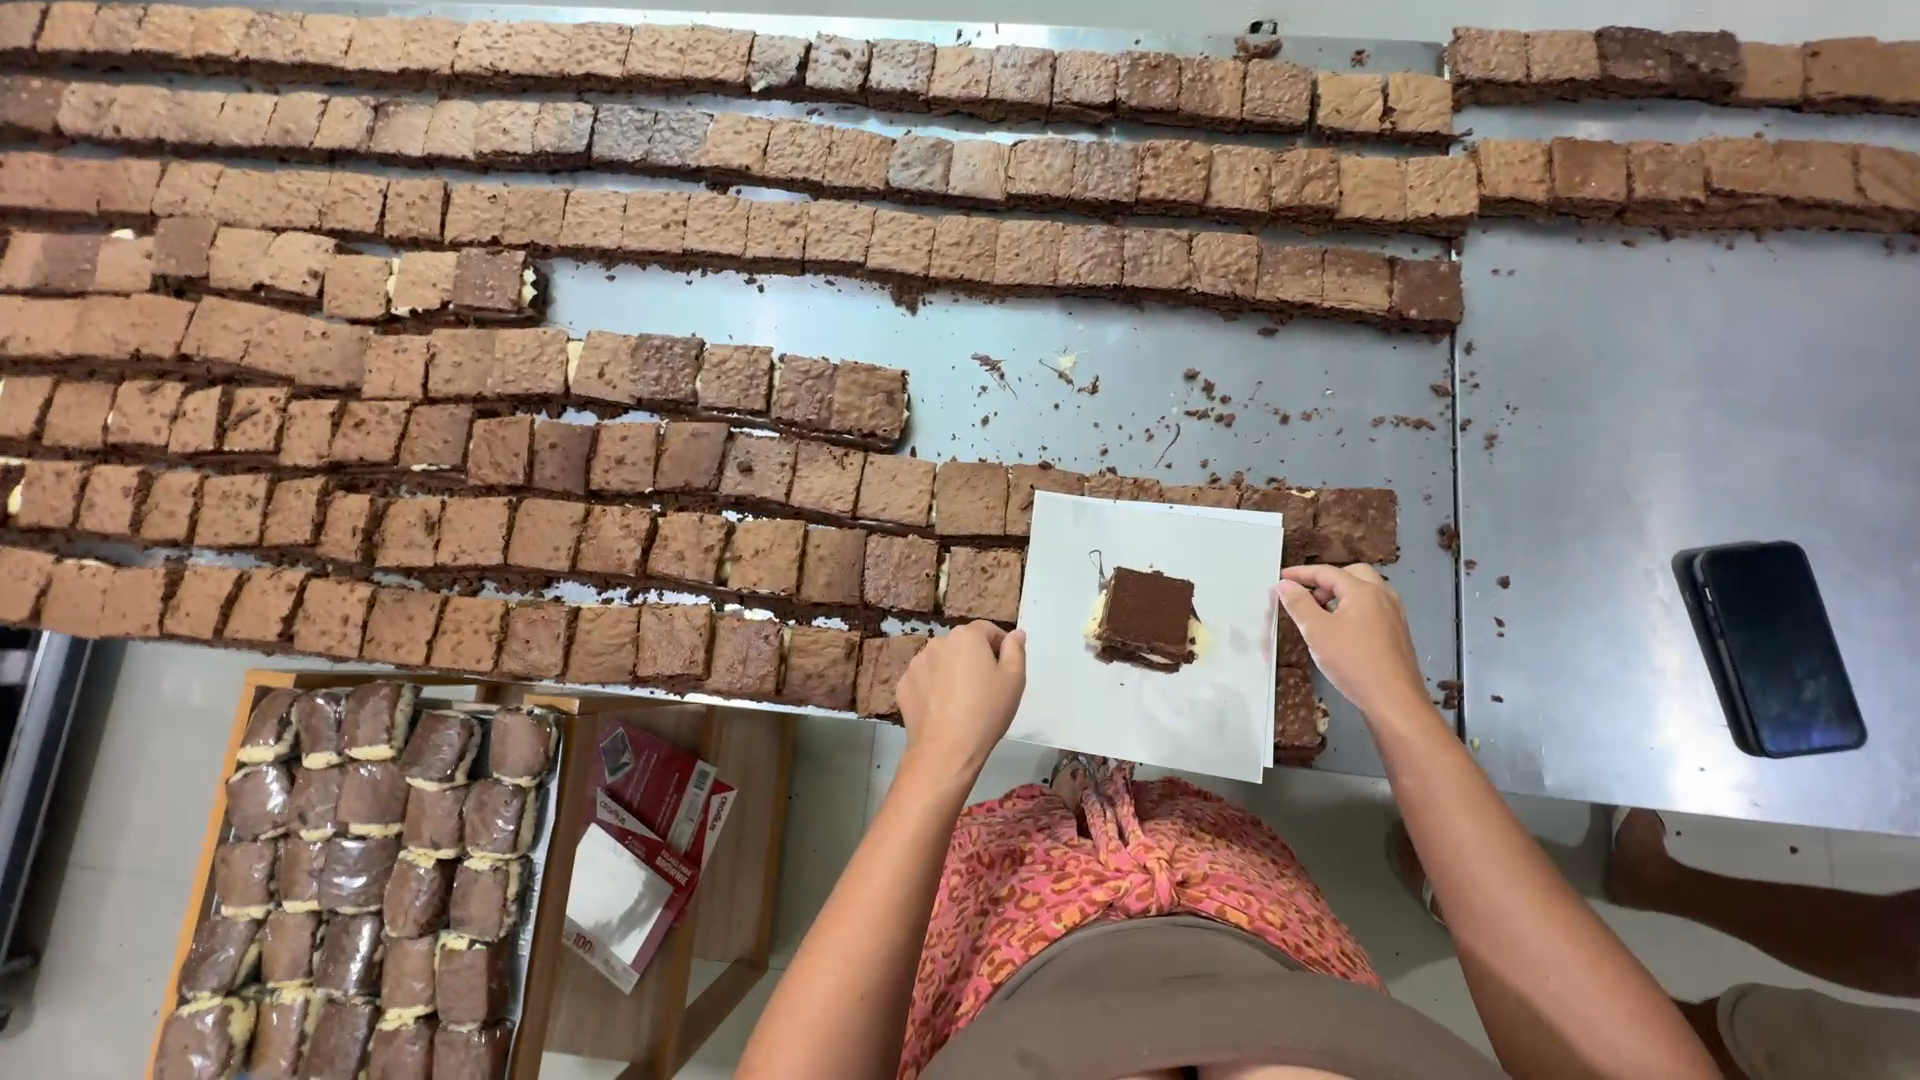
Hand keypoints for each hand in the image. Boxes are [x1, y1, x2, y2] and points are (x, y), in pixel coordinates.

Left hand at [895, 622, 1026, 784]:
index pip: (987, 629)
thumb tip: (1016, 633)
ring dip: (952, 670)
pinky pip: (924, 679)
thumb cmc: (986, 711)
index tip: (1006, 666)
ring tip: (962, 699)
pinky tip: (943, 708)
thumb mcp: (1014, 680)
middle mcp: (937, 642)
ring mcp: (916, 664)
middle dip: (974, 657)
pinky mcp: (903, 685)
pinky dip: (934, 687)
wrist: (946, 749)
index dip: (1000, 644)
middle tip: (986, 685)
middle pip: (962, 644)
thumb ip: (1015, 650)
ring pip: (941, 661)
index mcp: (966, 636)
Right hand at [1277, 564, 1432, 722]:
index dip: (1302, 573)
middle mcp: (1383, 596)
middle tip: (1309, 596)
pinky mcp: (1398, 632)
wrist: (1394, 699)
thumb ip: (1299, 604)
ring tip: (1323, 613)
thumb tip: (1285, 584)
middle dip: (1327, 580)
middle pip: (1353, 574)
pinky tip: (1343, 630)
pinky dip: (1355, 607)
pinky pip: (1374, 607)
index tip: (1282, 578)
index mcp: (1364, 591)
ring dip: (1342, 593)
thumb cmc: (1352, 661)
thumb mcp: (1317, 631)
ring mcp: (1395, 614)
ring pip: (1366, 591)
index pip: (1328, 572)